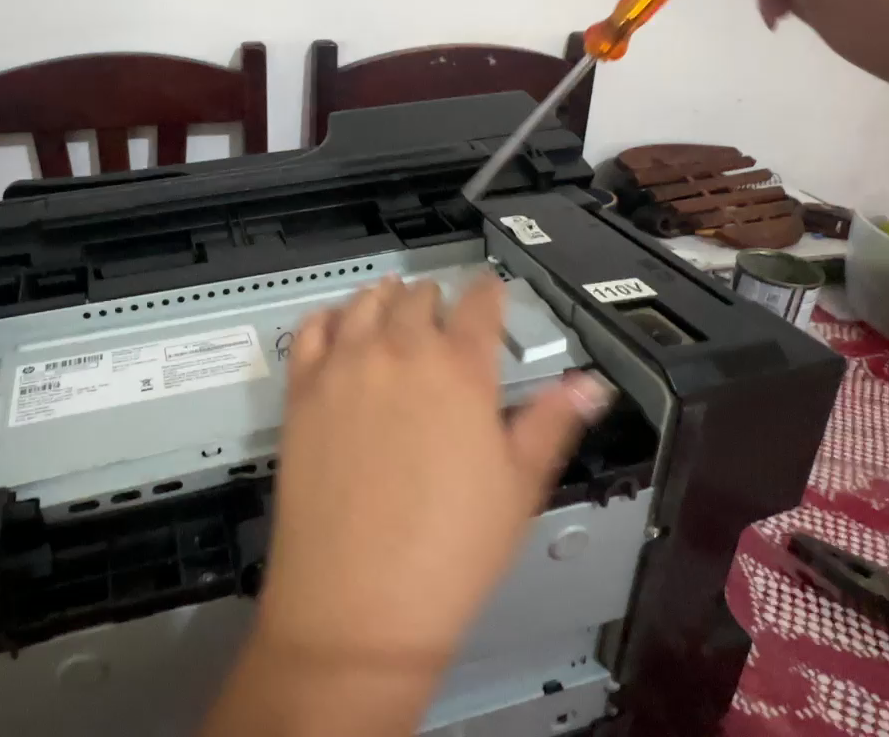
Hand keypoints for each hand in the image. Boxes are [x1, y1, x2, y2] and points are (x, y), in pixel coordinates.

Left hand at [255, 275, 613, 667]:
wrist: (357, 598)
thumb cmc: (447, 552)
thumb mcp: (518, 487)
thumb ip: (550, 422)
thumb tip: (586, 387)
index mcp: (460, 372)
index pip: (480, 305)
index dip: (490, 292)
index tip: (491, 290)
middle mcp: (400, 354)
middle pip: (420, 298)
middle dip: (438, 298)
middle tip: (443, 309)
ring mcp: (345, 368)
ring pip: (366, 303)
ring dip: (385, 296)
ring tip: (393, 298)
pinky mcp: (302, 390)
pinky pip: (312, 330)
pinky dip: (329, 317)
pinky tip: (336, 322)